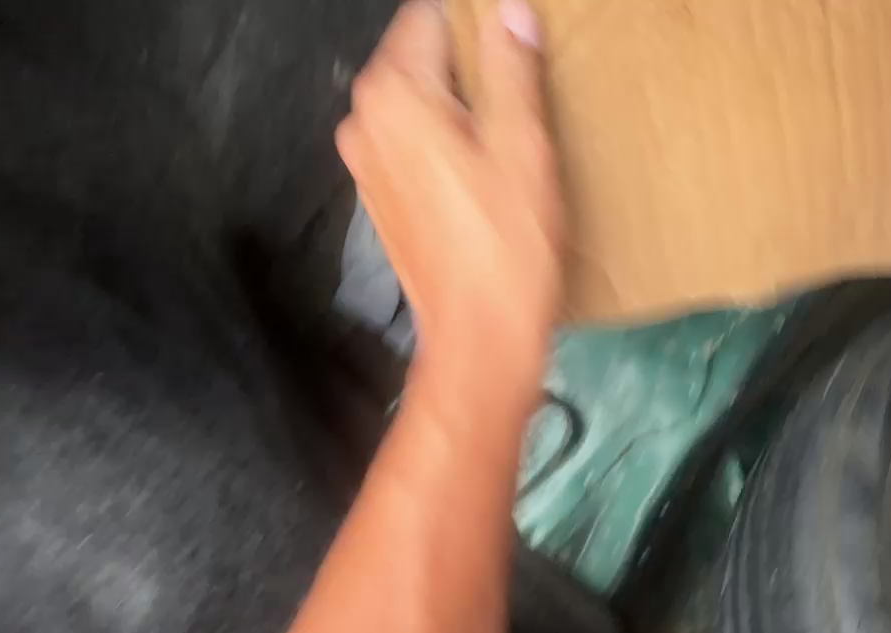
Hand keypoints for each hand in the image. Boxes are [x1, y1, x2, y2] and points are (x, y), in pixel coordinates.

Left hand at [338, 0, 561, 405]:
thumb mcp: (523, 151)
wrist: (480, 343)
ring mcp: (369, 169)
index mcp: (395, 94)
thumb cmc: (507, 251)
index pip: (433, 18)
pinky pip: (416, 157)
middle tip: (525, 114)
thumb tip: (511, 12)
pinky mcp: (385, 208)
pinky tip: (485, 193)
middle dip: (472, 78)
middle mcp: (366, 122)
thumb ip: (512, 69)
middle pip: (423, 67)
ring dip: (462, 122)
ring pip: (421, 116)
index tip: (521, 62)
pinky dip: (447, 159)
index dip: (482, 30)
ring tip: (509, 156)